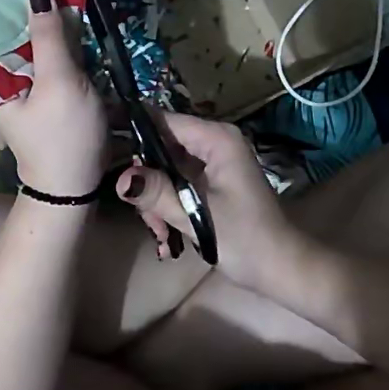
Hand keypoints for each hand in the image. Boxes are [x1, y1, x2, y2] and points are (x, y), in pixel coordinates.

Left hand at [0, 0, 108, 198]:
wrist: (75, 188)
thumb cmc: (63, 136)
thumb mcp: (60, 82)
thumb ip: (49, 38)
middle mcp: (1, 81)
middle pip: (12, 36)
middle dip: (24, 8)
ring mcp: (22, 89)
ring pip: (31, 46)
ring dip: (42, 23)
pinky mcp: (43, 95)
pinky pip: (46, 60)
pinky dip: (55, 42)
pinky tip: (64, 20)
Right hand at [114, 111, 301, 289]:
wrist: (283, 270)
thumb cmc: (245, 240)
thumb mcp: (196, 217)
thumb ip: (157, 193)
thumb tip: (121, 179)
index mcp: (217, 139)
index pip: (164, 120)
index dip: (134, 130)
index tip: (105, 144)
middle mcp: (215, 142)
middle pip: (162, 145)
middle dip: (147, 179)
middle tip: (147, 216)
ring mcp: (214, 161)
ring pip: (166, 166)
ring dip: (156, 197)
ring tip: (159, 231)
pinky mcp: (211, 179)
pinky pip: (177, 180)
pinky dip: (168, 202)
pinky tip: (166, 231)